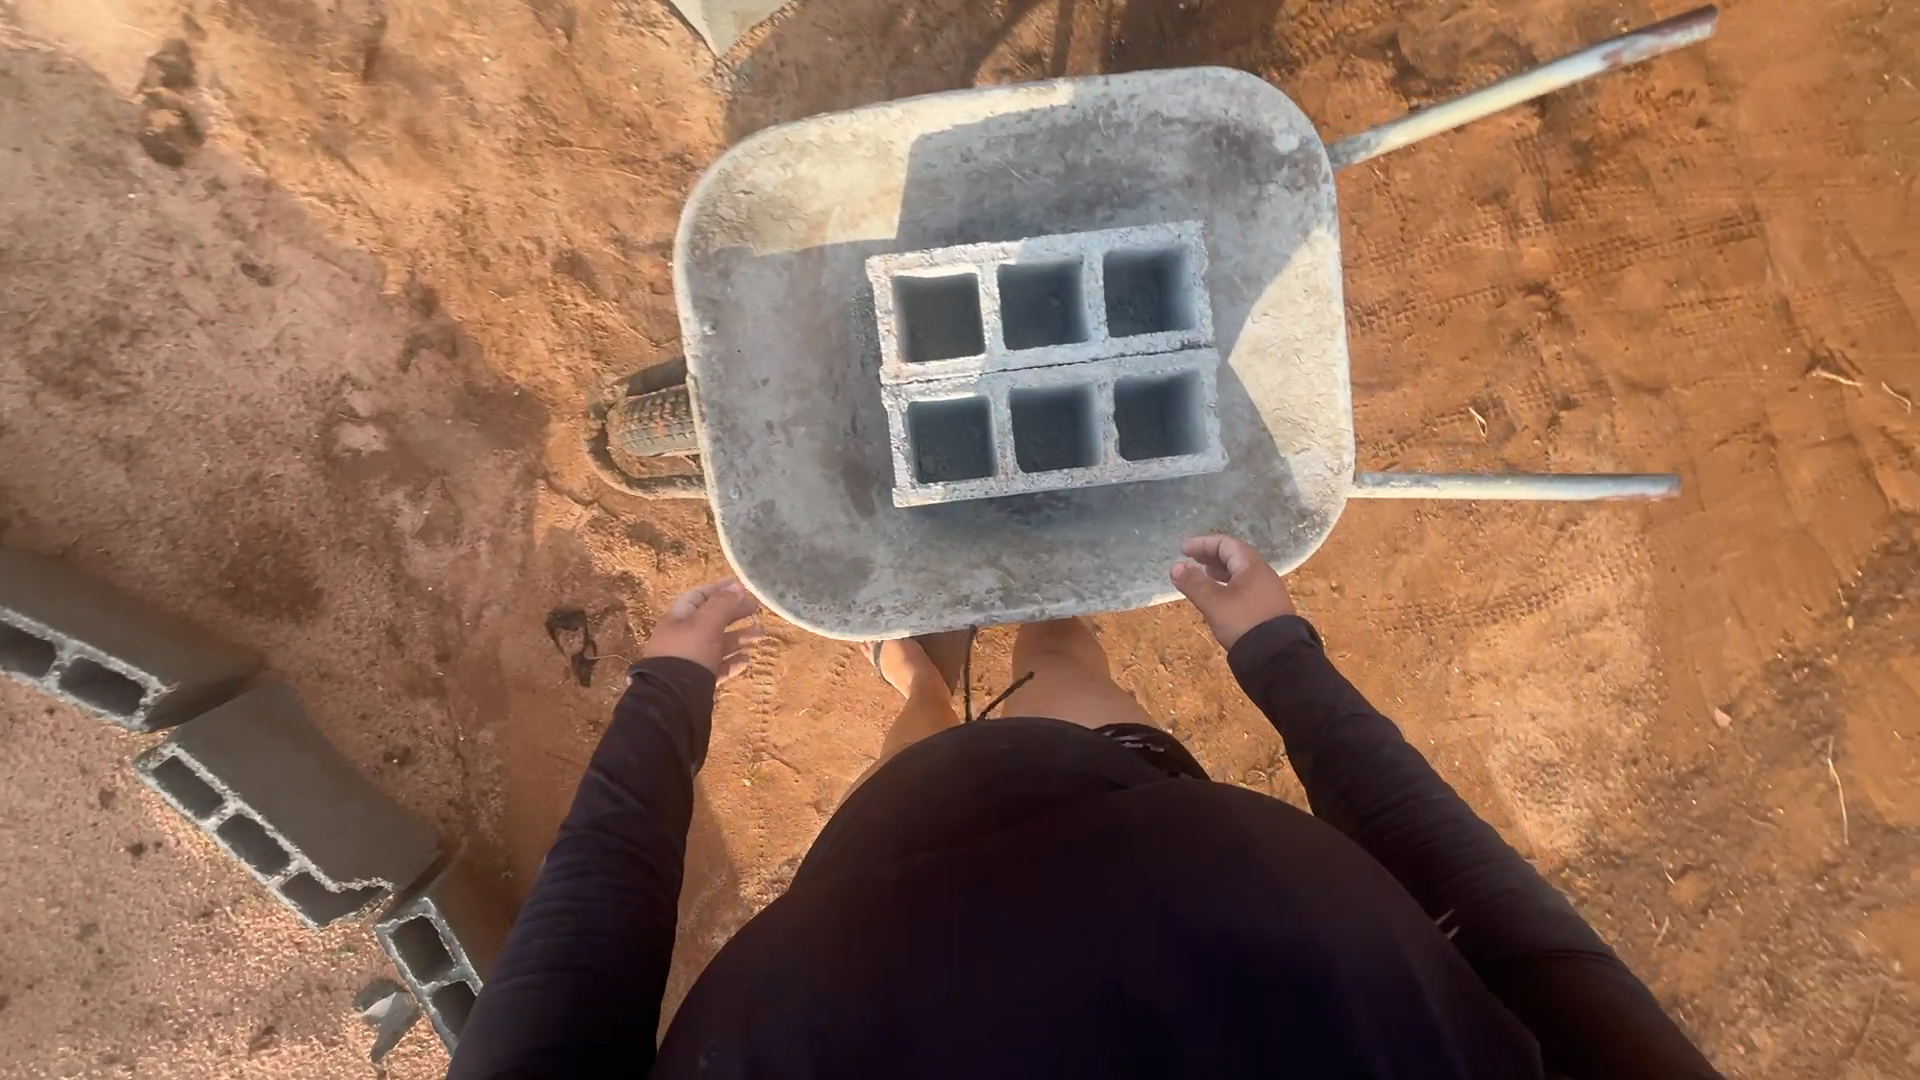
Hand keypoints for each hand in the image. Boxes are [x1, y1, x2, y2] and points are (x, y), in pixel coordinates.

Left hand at [643, 578, 762, 679]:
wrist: (674, 698)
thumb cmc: (689, 652)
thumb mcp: (706, 623)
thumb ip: (722, 604)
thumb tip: (738, 588)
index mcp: (679, 619)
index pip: (700, 597)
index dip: (720, 589)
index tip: (742, 586)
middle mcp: (683, 637)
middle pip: (712, 620)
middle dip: (735, 613)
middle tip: (756, 609)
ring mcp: (690, 660)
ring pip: (718, 644)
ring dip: (740, 637)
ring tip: (761, 635)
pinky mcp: (698, 680)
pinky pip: (718, 667)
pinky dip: (733, 662)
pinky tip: (747, 660)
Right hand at [1169, 535, 1295, 649]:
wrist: (1277, 656)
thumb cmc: (1244, 622)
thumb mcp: (1214, 603)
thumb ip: (1193, 583)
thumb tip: (1175, 567)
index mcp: (1251, 567)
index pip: (1226, 544)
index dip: (1203, 544)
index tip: (1184, 550)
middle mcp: (1262, 575)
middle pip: (1235, 556)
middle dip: (1211, 556)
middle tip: (1191, 559)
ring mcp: (1267, 592)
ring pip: (1240, 573)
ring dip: (1219, 571)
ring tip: (1203, 575)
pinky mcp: (1267, 608)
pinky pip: (1245, 587)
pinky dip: (1227, 585)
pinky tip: (1219, 597)